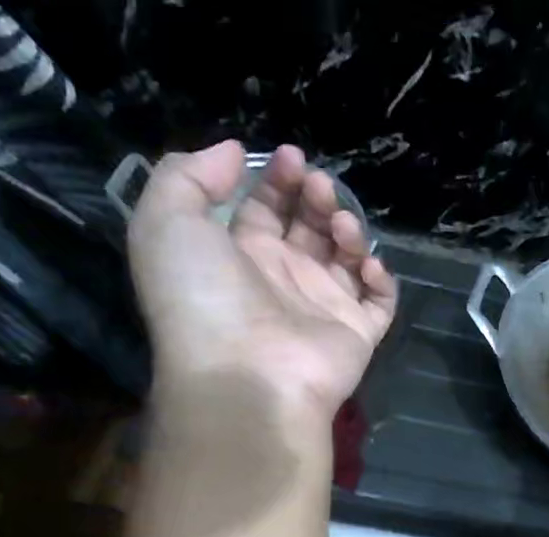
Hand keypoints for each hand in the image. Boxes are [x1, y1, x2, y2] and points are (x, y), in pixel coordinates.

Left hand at [127, 141, 397, 423]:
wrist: (247, 373)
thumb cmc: (203, 297)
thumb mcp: (166, 221)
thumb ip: (190, 176)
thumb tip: (235, 152)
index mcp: (238, 255)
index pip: (264, 209)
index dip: (277, 180)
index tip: (292, 157)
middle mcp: (283, 279)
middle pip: (309, 228)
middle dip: (316, 198)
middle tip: (319, 185)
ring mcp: (323, 308)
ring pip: (347, 258)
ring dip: (349, 230)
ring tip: (341, 224)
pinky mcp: (358, 333)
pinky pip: (381, 302)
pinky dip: (381, 278)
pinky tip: (368, 264)